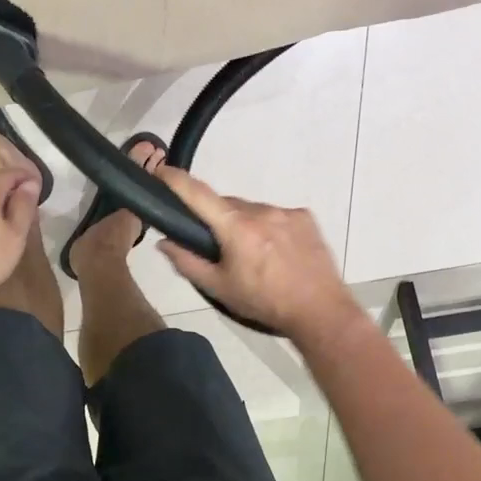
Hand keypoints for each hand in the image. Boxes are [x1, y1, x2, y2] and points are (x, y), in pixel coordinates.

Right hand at [153, 165, 363, 341]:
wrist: (320, 310)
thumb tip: (164, 242)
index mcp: (236, 228)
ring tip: (251, 256)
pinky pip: (276, 215)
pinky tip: (275, 252)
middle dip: (216, 219)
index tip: (161, 171)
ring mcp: (286, 212)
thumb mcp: (219, 288)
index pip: (199, 195)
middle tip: (217, 248)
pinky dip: (268, 228)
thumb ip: (187, 263)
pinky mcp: (306, 217)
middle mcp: (261, 211)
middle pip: (227, 205)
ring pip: (252, 210)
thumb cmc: (264, 302)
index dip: (176, 180)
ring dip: (243, 225)